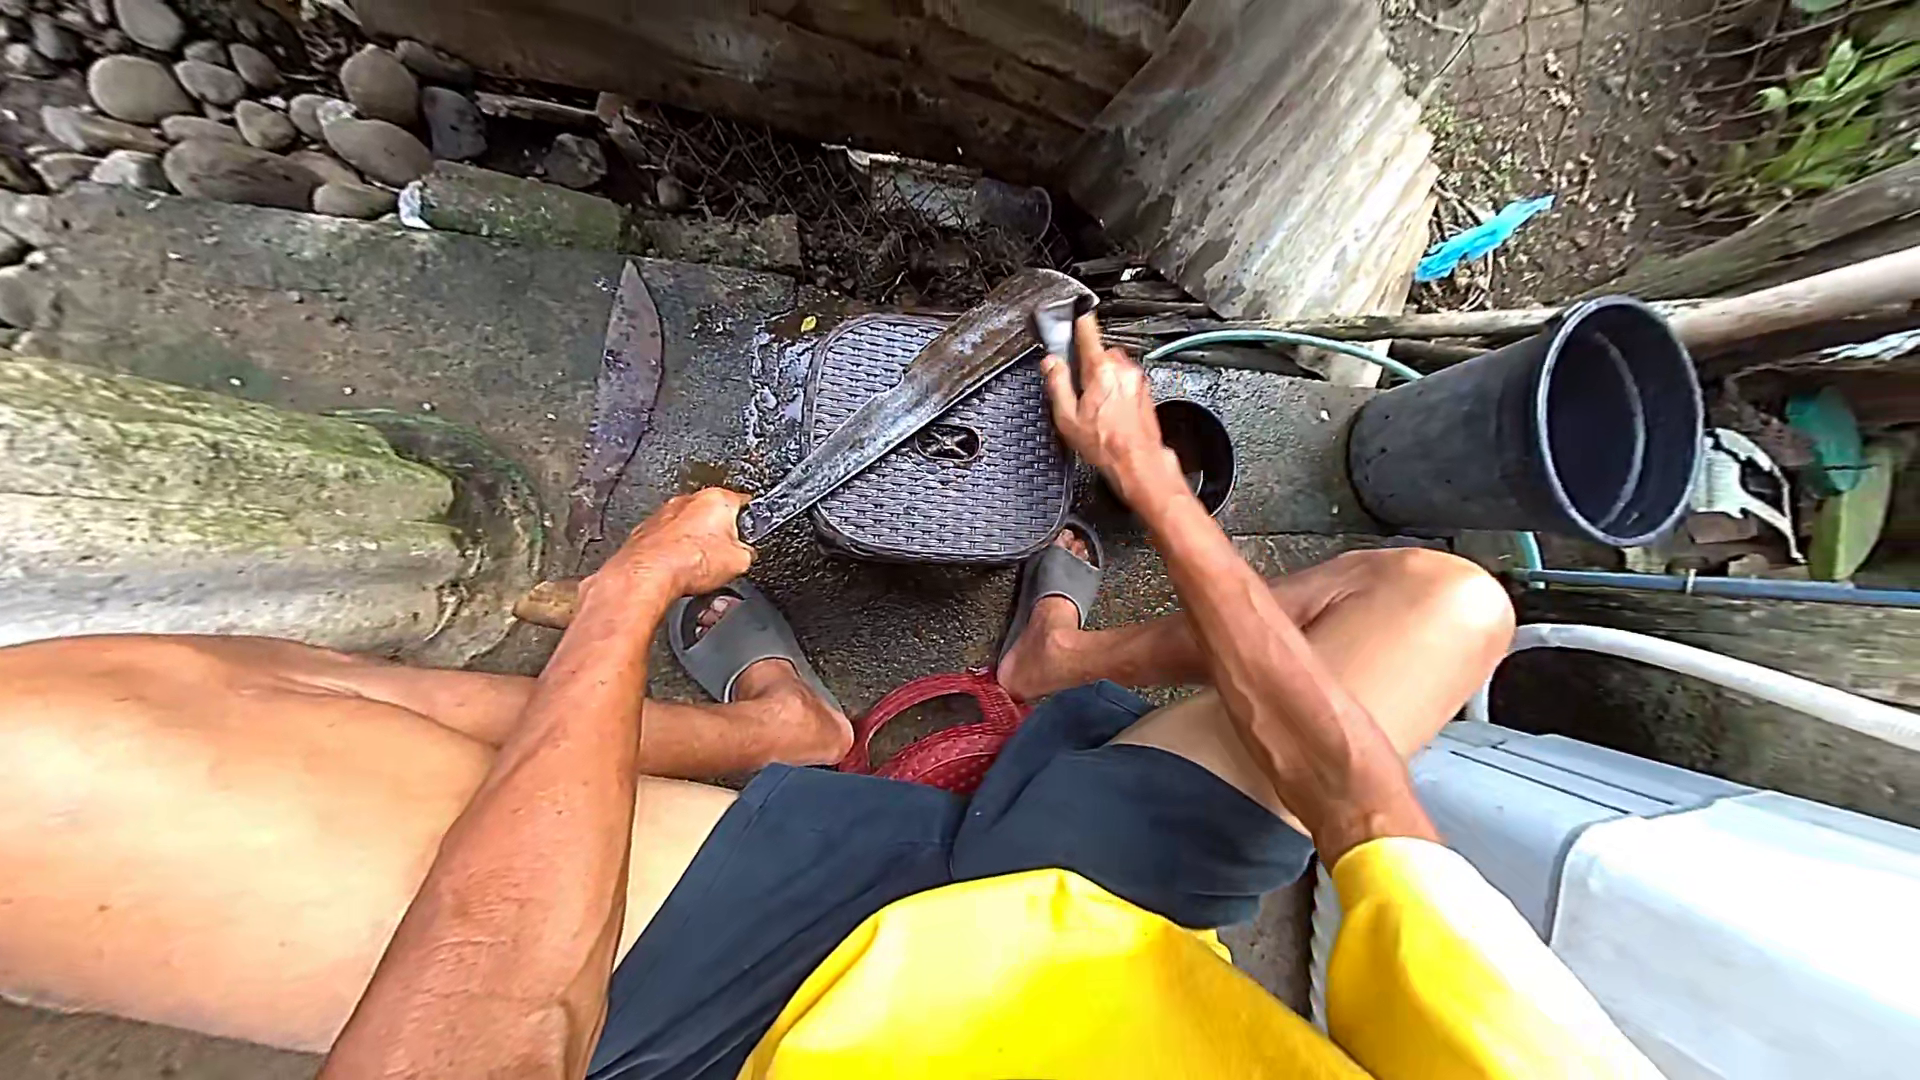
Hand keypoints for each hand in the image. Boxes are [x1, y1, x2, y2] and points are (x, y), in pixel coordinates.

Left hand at [597, 487, 753, 598]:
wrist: (648, 576)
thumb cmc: (688, 562)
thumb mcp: (741, 562)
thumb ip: (748, 551)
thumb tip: (745, 554)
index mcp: (717, 498)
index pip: (743, 502)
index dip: (749, 522)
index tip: (749, 534)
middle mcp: (688, 500)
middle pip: (713, 514)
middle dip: (719, 534)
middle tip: (723, 557)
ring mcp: (663, 513)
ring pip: (687, 526)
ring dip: (693, 543)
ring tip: (697, 567)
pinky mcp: (644, 530)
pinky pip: (666, 539)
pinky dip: (672, 552)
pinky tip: (677, 569)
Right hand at [1041, 312, 1186, 509]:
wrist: (1137, 462)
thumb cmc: (1106, 445)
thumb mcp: (1067, 417)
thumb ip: (1057, 384)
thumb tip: (1051, 364)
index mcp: (1101, 369)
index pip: (1088, 330)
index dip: (1077, 320)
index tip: (1072, 313)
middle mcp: (1123, 368)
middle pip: (1099, 352)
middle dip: (1087, 365)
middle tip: (1076, 388)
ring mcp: (1136, 379)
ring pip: (1112, 366)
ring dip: (1102, 378)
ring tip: (1093, 406)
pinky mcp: (1145, 390)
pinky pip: (1124, 380)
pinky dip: (1114, 389)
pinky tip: (1108, 412)